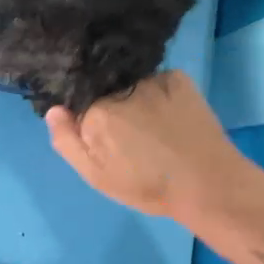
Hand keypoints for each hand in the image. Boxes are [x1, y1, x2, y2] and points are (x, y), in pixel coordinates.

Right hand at [45, 70, 246, 217]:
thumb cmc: (147, 186)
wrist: (208, 184)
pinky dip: (157, 94)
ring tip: (150, 124)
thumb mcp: (96, 176)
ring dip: (133, 98)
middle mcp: (120, 87)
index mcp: (96, 110)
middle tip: (128, 135)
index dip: (85, 117)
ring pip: (129, 85)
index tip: (98, 135)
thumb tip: (54, 109)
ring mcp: (152, 79)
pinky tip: (168, 114)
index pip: (77, 103)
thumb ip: (68, 141)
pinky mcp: (178, 78)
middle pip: (103, 91)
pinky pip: (156, 81)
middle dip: (109, 107)